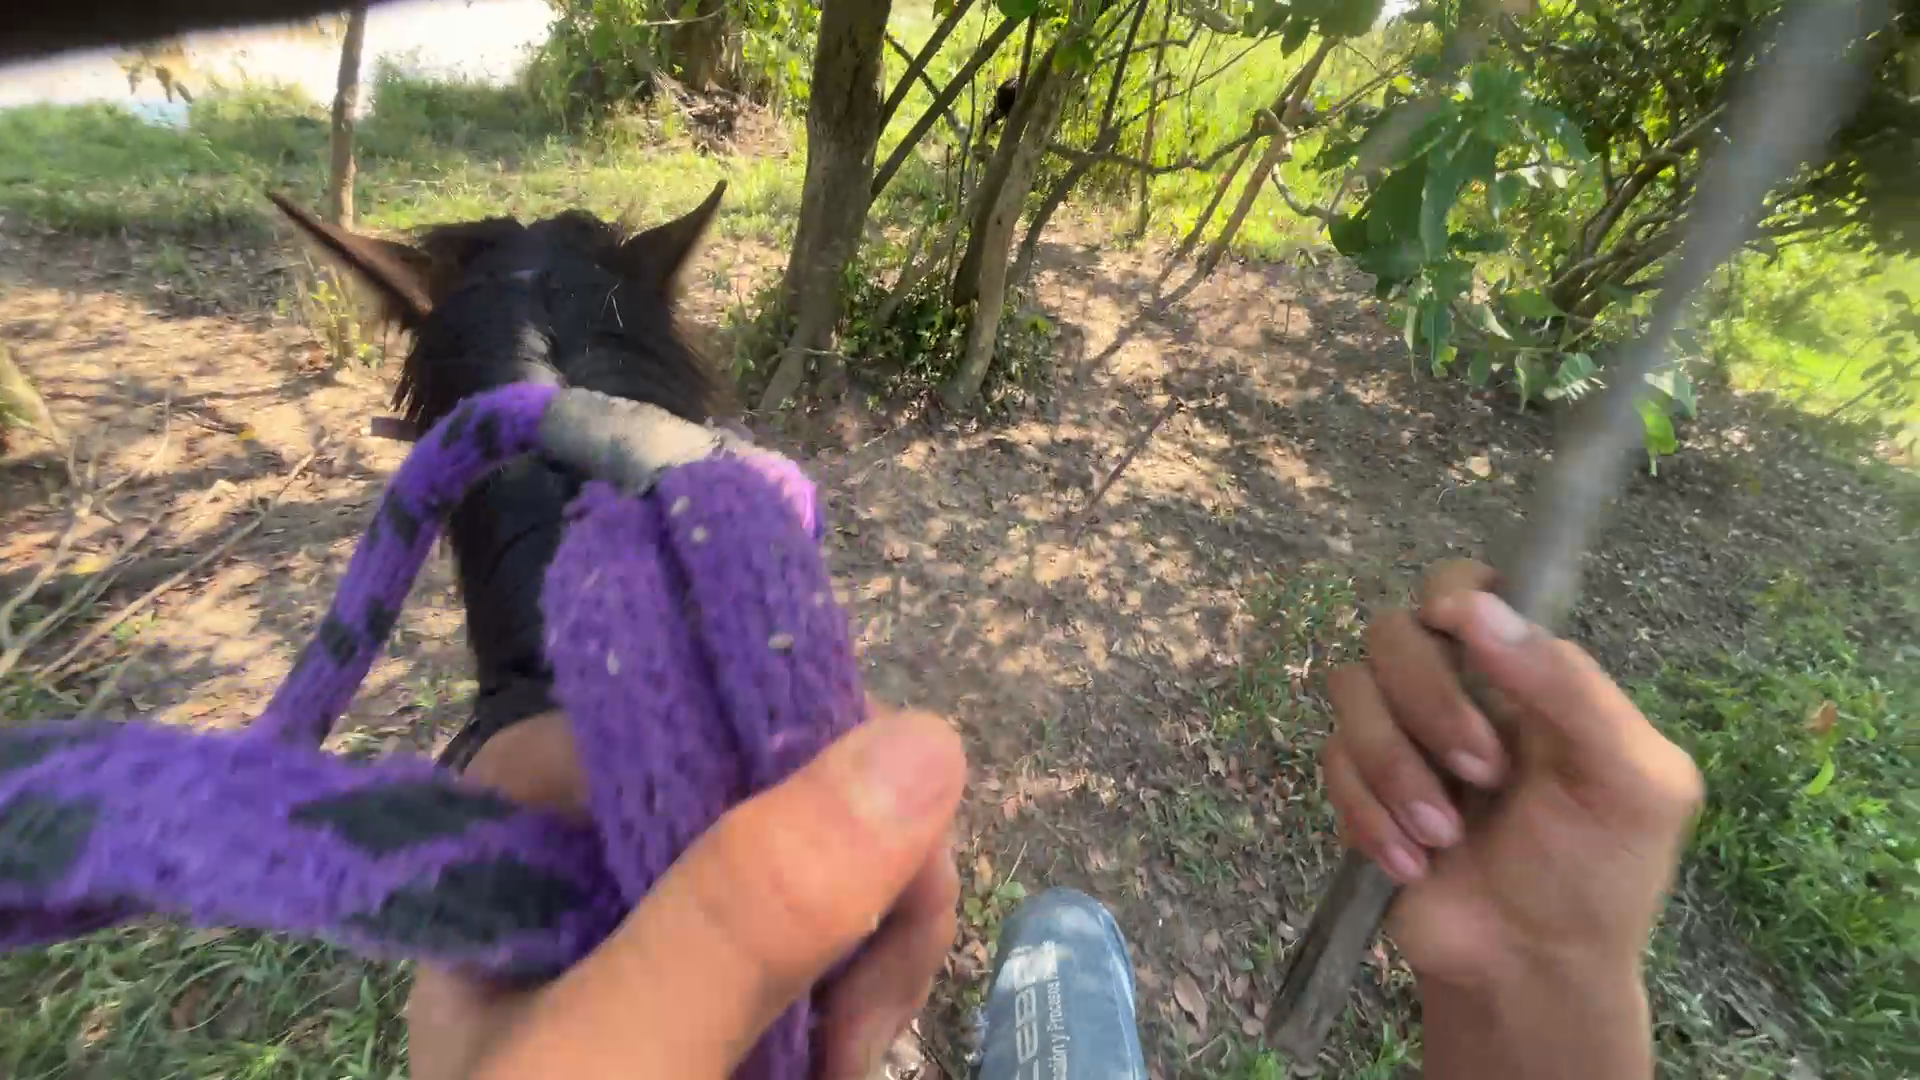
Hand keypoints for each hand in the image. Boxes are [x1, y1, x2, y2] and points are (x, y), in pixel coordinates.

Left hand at [406, 701, 965, 1079]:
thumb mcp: (624, 1073)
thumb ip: (743, 914)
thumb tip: (922, 738)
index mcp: (525, 856)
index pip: (647, 712)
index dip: (759, 728)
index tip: (853, 800)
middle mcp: (611, 861)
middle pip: (768, 761)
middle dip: (852, 847)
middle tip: (869, 971)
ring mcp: (697, 907)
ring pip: (833, 823)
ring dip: (883, 914)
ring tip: (855, 1043)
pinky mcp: (765, 953)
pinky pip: (857, 893)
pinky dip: (886, 952)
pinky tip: (857, 1040)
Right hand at [1323, 560, 1701, 990]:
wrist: (1523, 964)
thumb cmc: (1593, 872)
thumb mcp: (1626, 784)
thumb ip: (1570, 689)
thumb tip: (1474, 609)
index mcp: (1518, 674)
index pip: (1465, 588)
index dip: (1447, 595)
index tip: (1446, 625)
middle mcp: (1446, 685)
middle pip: (1390, 633)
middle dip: (1427, 704)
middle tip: (1481, 773)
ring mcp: (1392, 728)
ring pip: (1347, 691)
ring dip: (1393, 769)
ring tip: (1441, 835)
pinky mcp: (1352, 773)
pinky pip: (1330, 758)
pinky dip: (1368, 812)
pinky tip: (1410, 860)